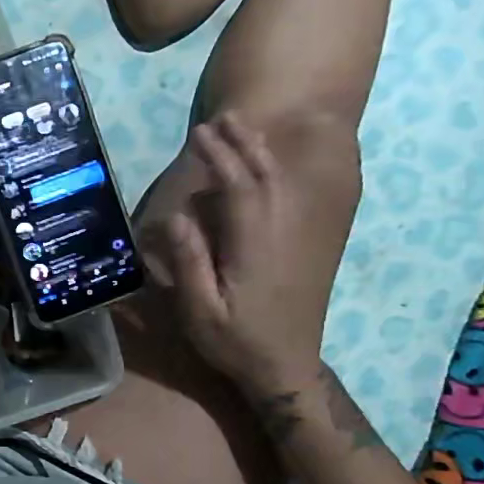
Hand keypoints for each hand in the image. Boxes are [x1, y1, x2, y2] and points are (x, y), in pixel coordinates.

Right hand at [164, 116, 346, 396]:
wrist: (288, 365)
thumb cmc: (236, 342)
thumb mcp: (201, 312)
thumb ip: (189, 264)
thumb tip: (176, 218)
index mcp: (254, 246)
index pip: (239, 188)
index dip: (220, 158)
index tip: (200, 135)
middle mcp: (282, 231)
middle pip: (265, 175)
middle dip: (243, 143)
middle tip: (222, 118)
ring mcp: (299, 236)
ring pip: (283, 182)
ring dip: (262, 151)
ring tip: (243, 128)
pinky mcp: (308, 243)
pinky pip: (296, 195)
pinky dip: (281, 171)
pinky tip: (270, 162)